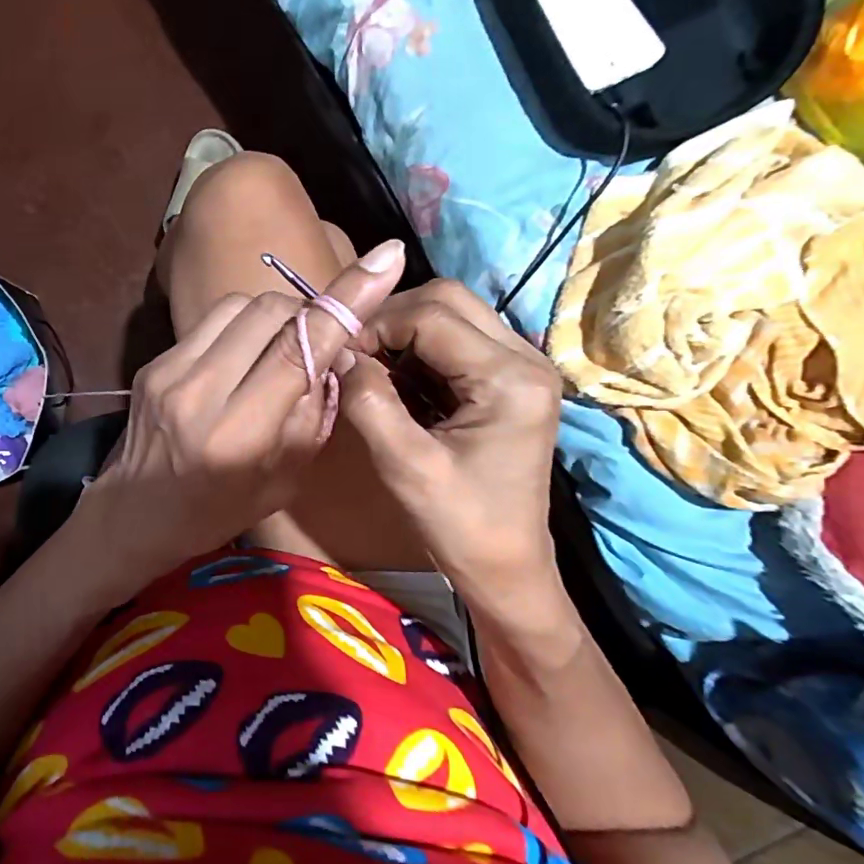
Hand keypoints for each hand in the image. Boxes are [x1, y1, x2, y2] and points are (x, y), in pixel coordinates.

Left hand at [75, 241, 407, 586]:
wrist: (136, 511)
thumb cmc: (218, 508)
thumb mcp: (284, 478)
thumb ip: (314, 410)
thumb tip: (333, 347)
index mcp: (238, 434)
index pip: (299, 349)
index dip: (346, 301)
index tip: (387, 257)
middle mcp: (199, 394)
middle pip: (268, 311)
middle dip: (304, 315)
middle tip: (313, 341)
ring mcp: (168, 373)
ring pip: (236, 305)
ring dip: (268, 318)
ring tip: (271, 352)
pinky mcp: (151, 362)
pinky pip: (208, 322)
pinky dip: (236, 331)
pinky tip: (235, 361)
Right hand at [338, 279, 568, 634]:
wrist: (504, 565)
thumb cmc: (457, 522)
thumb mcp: (403, 464)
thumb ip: (368, 401)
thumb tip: (338, 352)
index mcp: (509, 378)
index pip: (431, 315)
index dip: (376, 326)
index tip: (340, 357)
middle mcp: (525, 358)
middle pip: (447, 298)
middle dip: (391, 318)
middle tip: (355, 355)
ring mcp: (521, 366)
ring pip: (452, 312)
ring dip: (403, 331)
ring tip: (371, 368)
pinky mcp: (508, 379)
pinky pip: (456, 338)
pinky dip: (418, 348)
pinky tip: (397, 381)